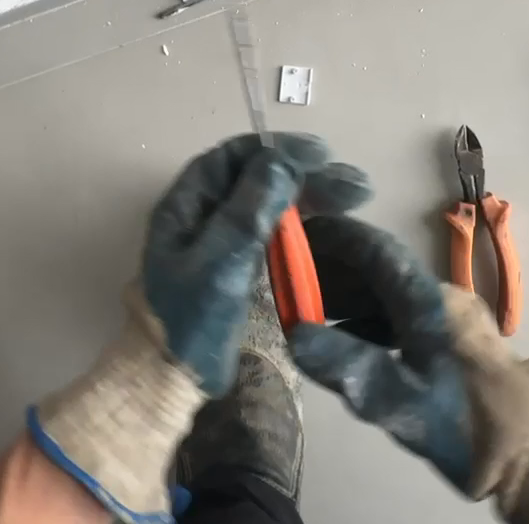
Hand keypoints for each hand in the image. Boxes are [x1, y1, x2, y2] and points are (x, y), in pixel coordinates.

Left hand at [142, 132, 371, 393]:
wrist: (173, 378)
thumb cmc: (189, 320)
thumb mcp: (219, 264)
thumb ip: (247, 212)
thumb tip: (280, 162)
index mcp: (188, 201)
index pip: (234, 157)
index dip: (278, 150)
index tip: (321, 156)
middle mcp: (205, 209)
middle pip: (258, 176)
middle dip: (305, 173)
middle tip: (355, 184)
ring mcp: (223, 234)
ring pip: (270, 199)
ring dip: (311, 193)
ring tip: (356, 195)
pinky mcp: (240, 260)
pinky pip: (274, 227)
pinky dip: (303, 219)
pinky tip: (331, 220)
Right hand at [292, 216, 528, 523]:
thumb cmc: (468, 425)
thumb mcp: (400, 400)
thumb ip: (347, 365)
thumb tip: (296, 335)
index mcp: (430, 300)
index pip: (376, 252)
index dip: (337, 239)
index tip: (302, 233)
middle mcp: (442, 296)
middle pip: (380, 270)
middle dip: (335, 269)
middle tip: (294, 276)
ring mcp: (452, 316)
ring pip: (392, 291)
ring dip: (351, 294)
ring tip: (311, 305)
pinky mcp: (456, 338)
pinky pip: (403, 311)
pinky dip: (370, 316)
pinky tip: (348, 335)